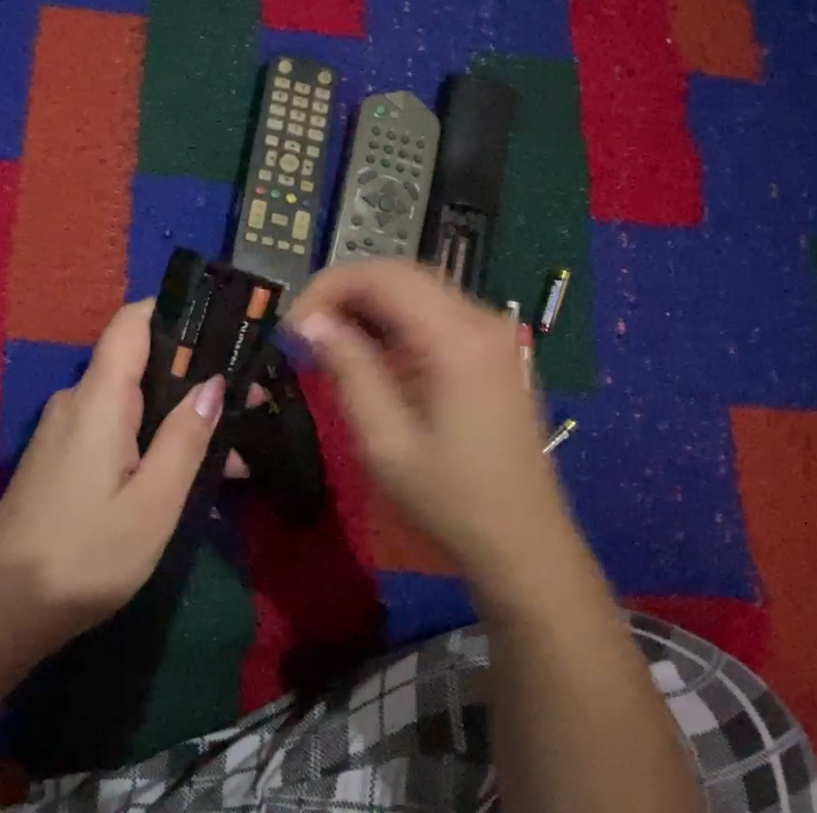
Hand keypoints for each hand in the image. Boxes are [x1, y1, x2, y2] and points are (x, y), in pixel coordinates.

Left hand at [0, 300, 224, 649]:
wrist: (6, 608)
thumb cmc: (87, 556)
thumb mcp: (153, 503)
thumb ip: (185, 438)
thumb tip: (214, 381)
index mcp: (98, 399)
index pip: (132, 322)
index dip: (177, 311)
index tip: (227, 325)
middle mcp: (77, 401)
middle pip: (140, 363)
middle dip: (197, 376)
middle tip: (255, 402)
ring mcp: (65, 430)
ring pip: (133, 403)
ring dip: (182, 418)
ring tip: (240, 453)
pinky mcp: (62, 457)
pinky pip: (115, 429)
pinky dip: (155, 440)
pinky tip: (193, 474)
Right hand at [286, 260, 570, 579]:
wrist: (524, 543)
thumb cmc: (450, 499)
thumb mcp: (384, 441)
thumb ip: (348, 370)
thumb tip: (312, 323)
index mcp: (456, 338)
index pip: (380, 276)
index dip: (326, 289)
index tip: (292, 328)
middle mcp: (482, 319)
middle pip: (400, 274)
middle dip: (343, 293)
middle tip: (304, 335)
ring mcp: (495, 333)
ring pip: (417, 289)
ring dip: (367, 306)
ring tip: (329, 346)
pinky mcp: (494, 351)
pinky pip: (435, 313)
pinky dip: (394, 321)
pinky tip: (372, 357)